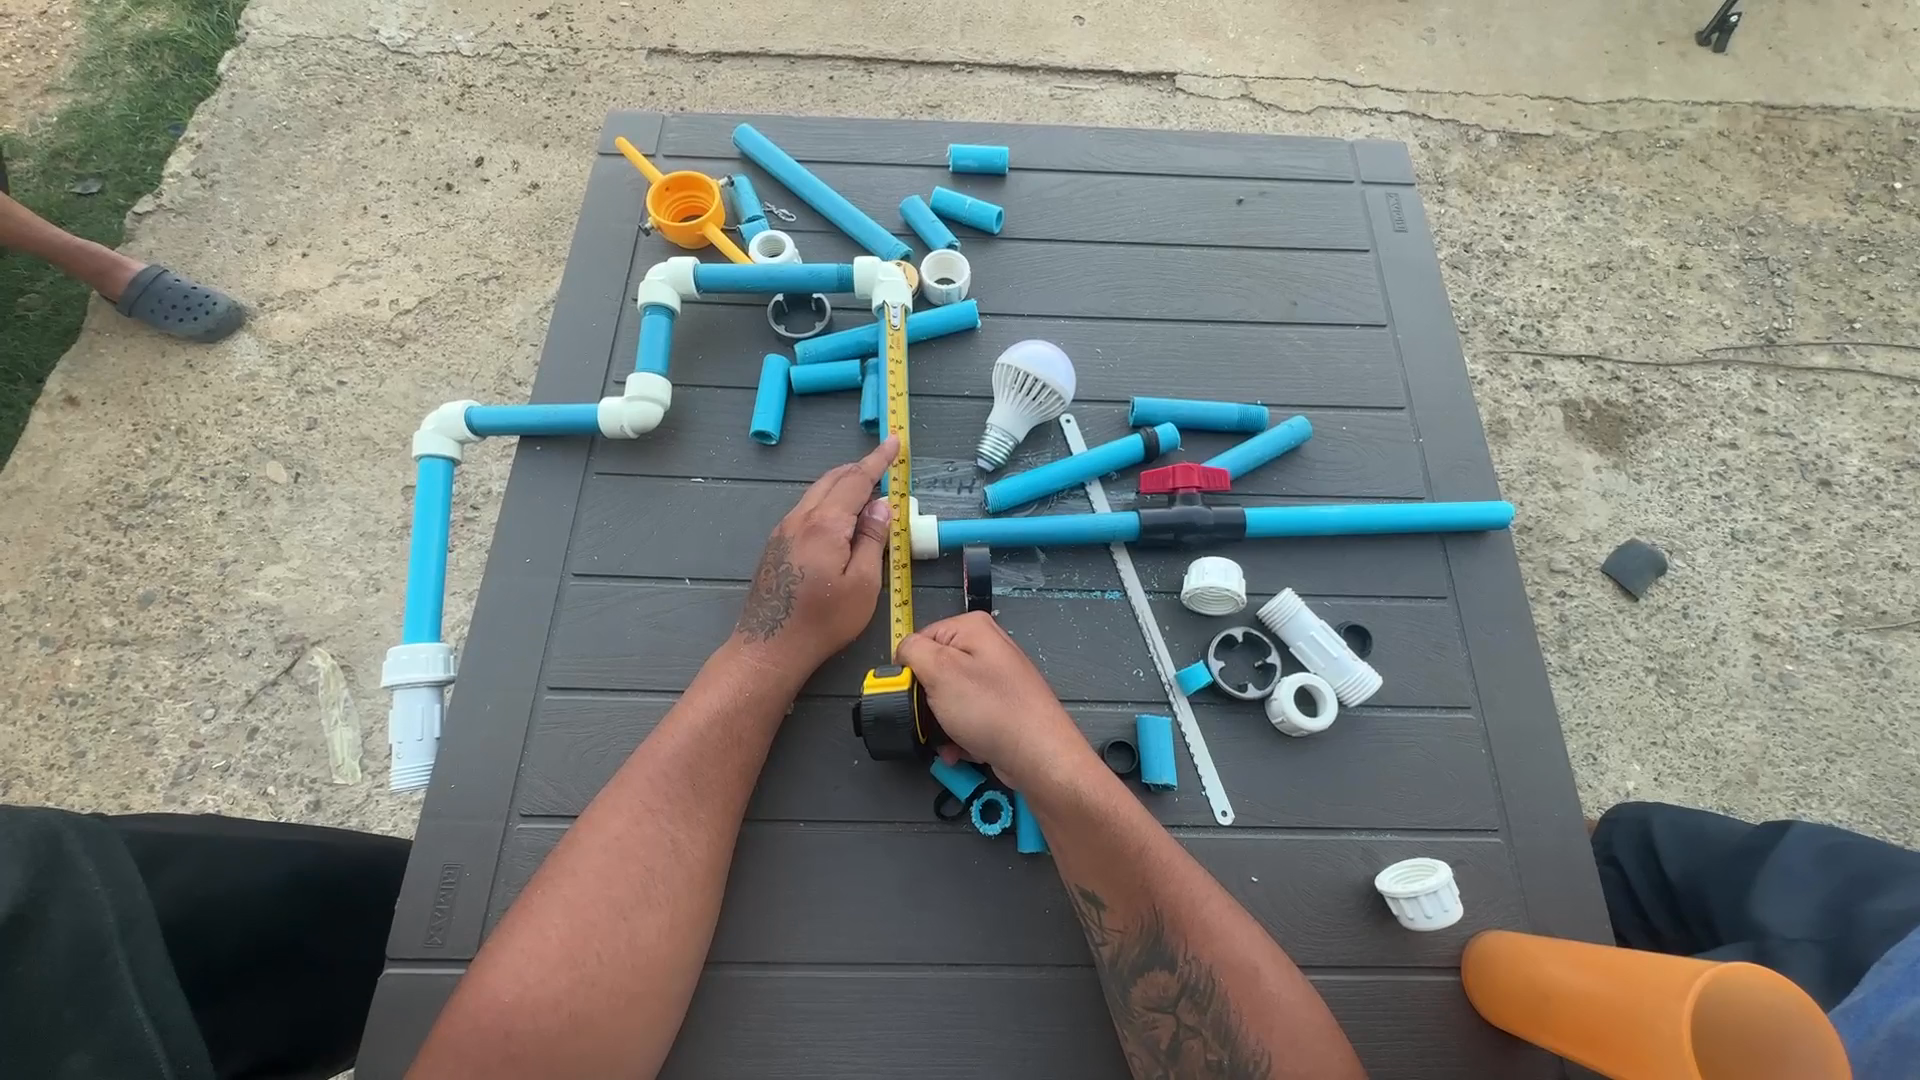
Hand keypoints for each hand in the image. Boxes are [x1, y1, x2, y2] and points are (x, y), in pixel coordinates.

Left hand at [733, 437, 897, 678]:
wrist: (770, 647)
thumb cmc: (824, 620)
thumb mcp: (863, 583)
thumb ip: (872, 540)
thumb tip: (881, 506)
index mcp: (825, 524)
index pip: (856, 480)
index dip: (878, 460)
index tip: (894, 441)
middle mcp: (800, 519)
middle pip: (832, 480)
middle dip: (860, 469)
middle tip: (884, 469)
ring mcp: (784, 531)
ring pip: (816, 494)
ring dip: (843, 487)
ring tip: (867, 497)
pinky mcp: (776, 545)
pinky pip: (807, 511)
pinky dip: (829, 504)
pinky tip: (840, 523)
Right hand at [896, 611, 1096, 793]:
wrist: (1037, 754)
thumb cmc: (993, 710)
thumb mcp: (940, 670)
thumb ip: (912, 651)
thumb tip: (903, 652)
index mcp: (972, 628)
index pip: (920, 640)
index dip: (910, 669)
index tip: (912, 694)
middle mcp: (986, 648)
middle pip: (934, 671)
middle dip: (926, 702)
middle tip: (931, 719)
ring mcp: (995, 679)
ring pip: (947, 699)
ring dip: (941, 724)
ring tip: (949, 740)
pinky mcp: (1000, 707)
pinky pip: (965, 716)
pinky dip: (958, 734)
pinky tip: (962, 748)